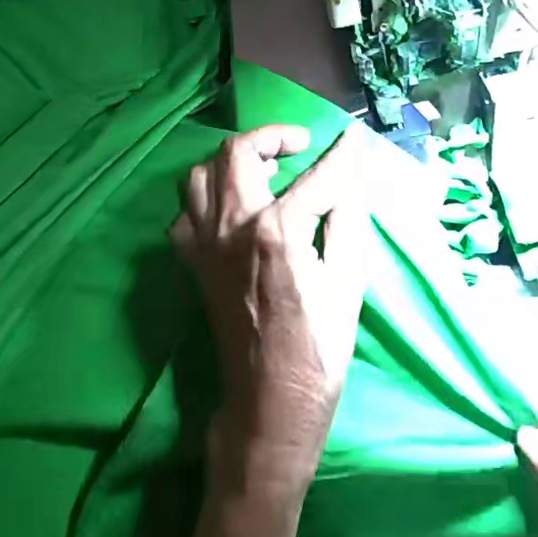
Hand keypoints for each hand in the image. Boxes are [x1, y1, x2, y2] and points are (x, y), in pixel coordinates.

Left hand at [170, 124, 370, 488]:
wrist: (269, 400)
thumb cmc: (318, 346)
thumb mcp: (348, 281)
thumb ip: (347, 217)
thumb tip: (349, 171)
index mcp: (277, 231)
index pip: (314, 175)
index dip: (339, 154)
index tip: (351, 136)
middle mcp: (231, 226)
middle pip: (236, 153)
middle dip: (269, 137)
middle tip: (296, 146)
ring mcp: (204, 243)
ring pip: (199, 175)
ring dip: (230, 162)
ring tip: (261, 172)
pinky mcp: (192, 262)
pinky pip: (186, 215)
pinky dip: (206, 202)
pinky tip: (230, 213)